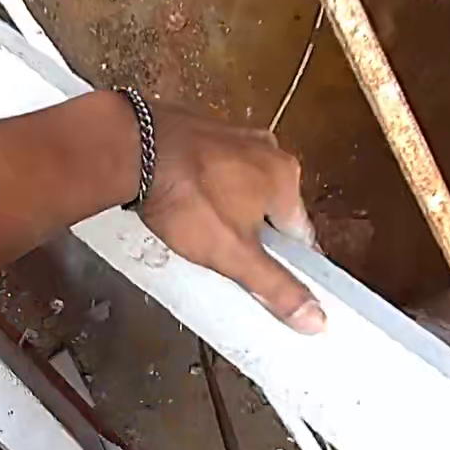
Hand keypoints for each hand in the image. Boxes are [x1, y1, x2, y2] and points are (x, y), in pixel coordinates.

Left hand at [137, 101, 326, 333]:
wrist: (134, 149)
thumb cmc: (189, 201)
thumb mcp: (235, 255)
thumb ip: (275, 287)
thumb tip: (316, 319)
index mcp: (286, 179)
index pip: (300, 235)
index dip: (285, 262)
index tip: (270, 277)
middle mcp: (267, 149)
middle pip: (271, 209)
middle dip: (253, 234)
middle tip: (226, 256)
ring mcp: (233, 135)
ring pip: (241, 187)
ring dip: (229, 210)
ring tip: (201, 230)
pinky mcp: (201, 130)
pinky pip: (214, 169)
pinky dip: (205, 187)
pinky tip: (185, 202)